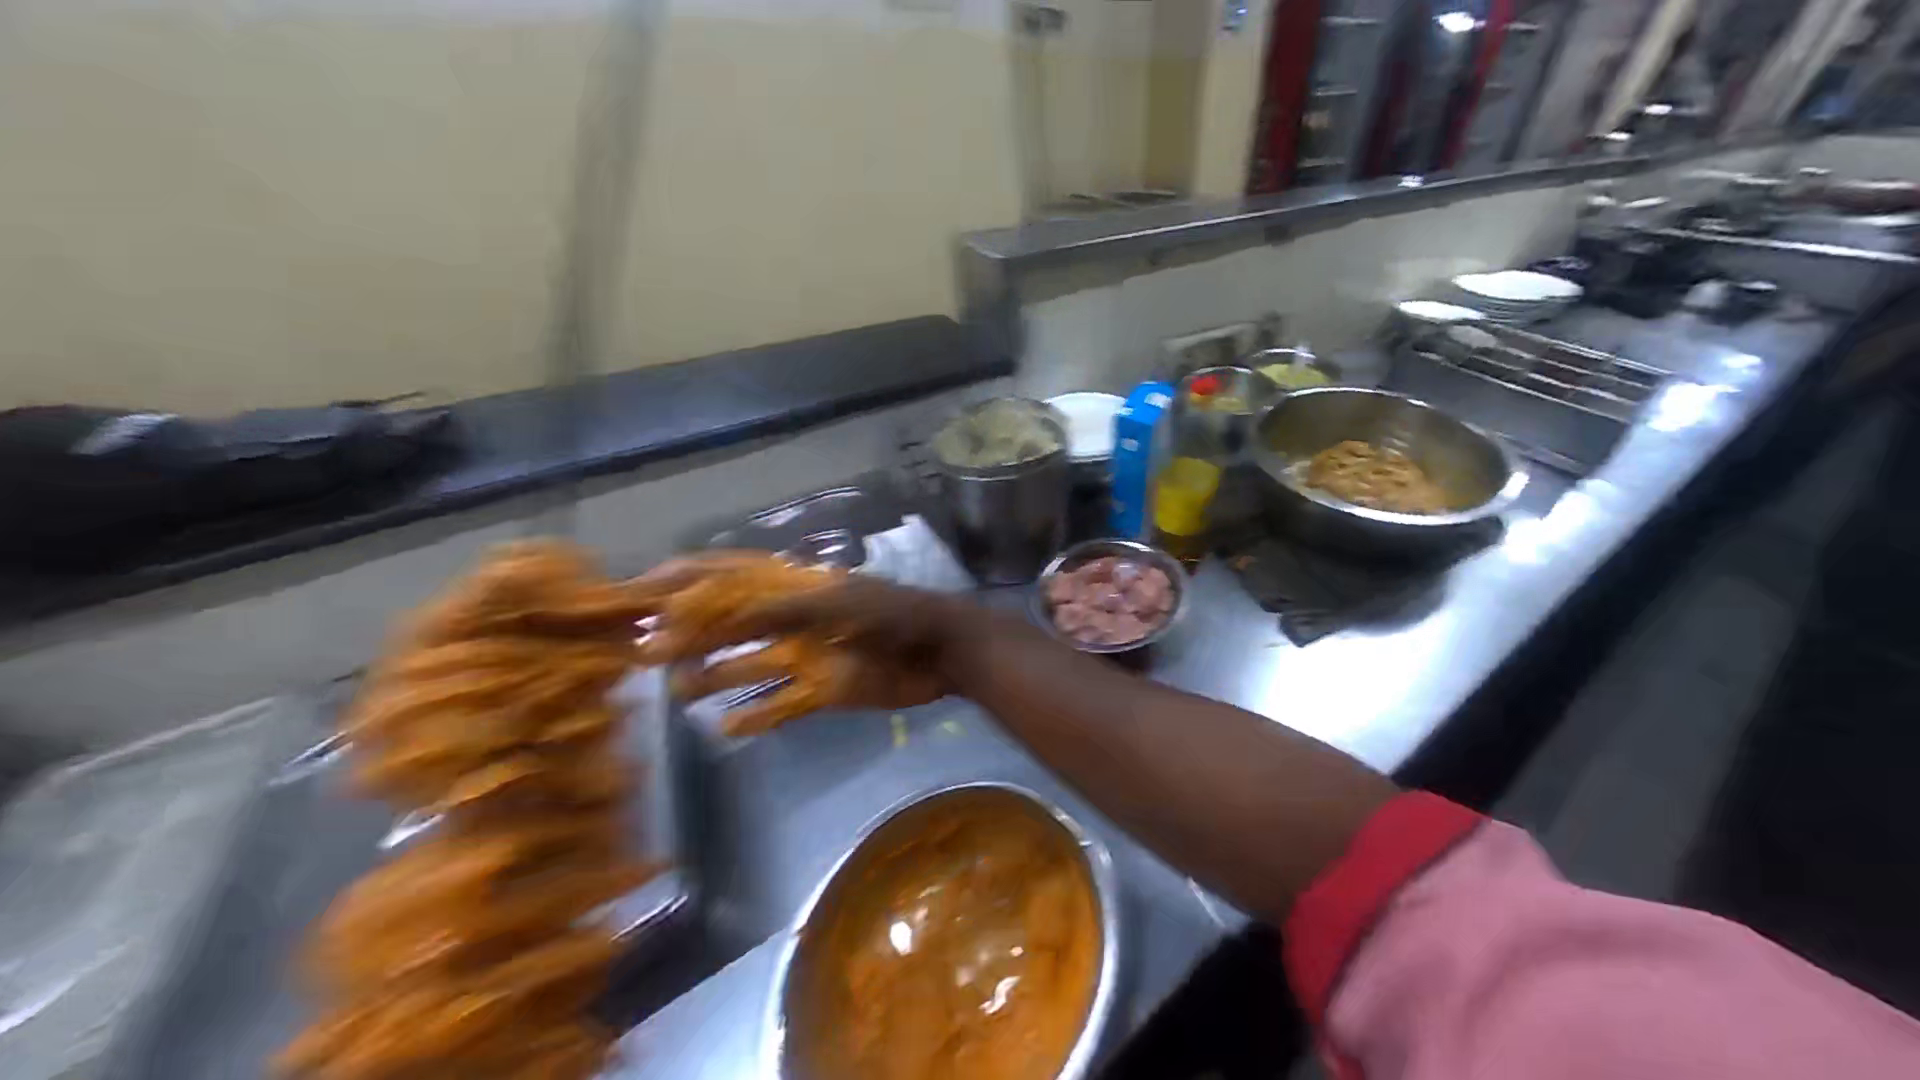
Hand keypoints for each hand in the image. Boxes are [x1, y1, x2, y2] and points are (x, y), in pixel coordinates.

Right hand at [627, 553, 969, 733]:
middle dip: (687, 635)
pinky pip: (781, 705)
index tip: (636, 595)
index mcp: (792, 587)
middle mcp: (789, 620)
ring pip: (748, 665)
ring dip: (713, 676)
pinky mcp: (823, 691)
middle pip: (727, 624)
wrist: (942, 652)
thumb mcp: (838, 603)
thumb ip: (780, 607)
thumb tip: (710, 611)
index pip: (726, 575)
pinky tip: (727, 727)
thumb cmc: (892, 614)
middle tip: (645, 656)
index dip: (682, 581)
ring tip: (679, 693)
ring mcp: (805, 657)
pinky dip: (757, 715)